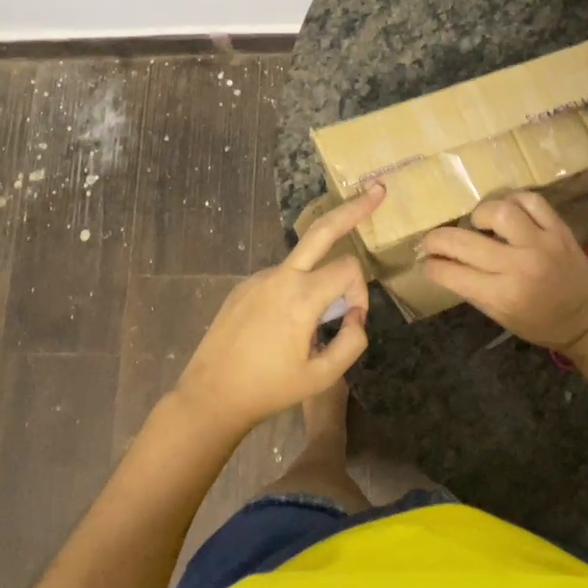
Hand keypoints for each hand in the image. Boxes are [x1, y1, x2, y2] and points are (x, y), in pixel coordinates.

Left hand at [174, 186, 383, 436]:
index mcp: (301, 298)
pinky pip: (281, 279)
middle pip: (322, 229)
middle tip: (376, 191)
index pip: (348, 269)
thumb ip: (352, 341)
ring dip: (319, 279)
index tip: (352, 320)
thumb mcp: (323, 376)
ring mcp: (258, 278)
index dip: (361, 292)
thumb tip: (355, 316)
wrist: (211, 396)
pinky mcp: (244, 286)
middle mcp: (279, 277)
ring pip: (302, 263)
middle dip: (352, 209)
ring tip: (310, 328)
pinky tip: (283, 330)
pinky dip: (295, 292)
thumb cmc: (269, 389)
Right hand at [422, 191, 587, 353]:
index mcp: (502, 295)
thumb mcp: (500, 316)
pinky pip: (531, 200)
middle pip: (464, 241)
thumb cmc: (541, 323)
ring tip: (477, 224)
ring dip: (479, 214)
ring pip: (499, 211)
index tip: (426, 263)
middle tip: (433, 241)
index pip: (451, 273)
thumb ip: (472, 289)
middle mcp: (519, 266)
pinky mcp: (558, 228)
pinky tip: (506, 210)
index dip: (431, 267)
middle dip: (437, 239)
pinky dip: (513, 200)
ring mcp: (541, 243)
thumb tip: (442, 264)